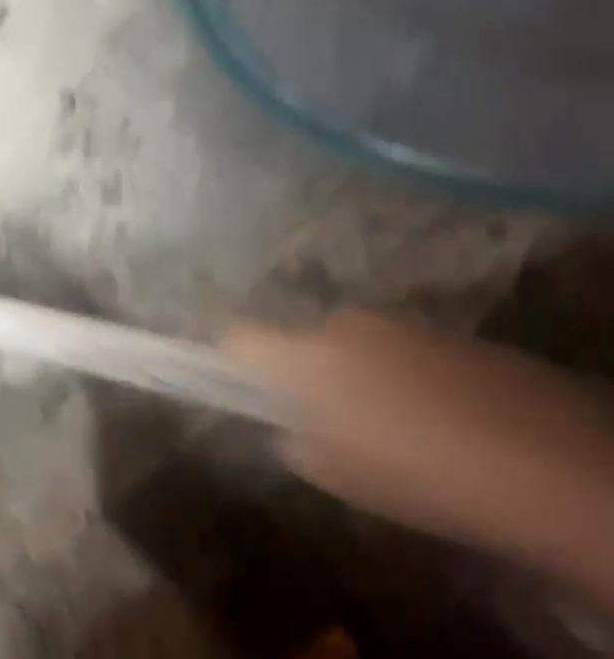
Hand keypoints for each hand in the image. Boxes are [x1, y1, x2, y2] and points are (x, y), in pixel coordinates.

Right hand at [225, 311, 613, 571]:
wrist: (571, 475)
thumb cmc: (426, 479)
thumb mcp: (338, 475)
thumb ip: (293, 440)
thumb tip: (288, 426)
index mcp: (304, 355)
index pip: (236, 338)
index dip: (233, 364)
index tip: (247, 395)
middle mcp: (347, 326)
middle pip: (304, 341)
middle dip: (310, 373)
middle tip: (334, 422)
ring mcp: (411, 328)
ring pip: (363, 347)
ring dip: (367, 377)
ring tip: (403, 428)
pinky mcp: (468, 339)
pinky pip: (417, 355)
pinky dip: (420, 382)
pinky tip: (453, 426)